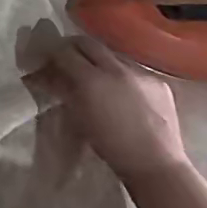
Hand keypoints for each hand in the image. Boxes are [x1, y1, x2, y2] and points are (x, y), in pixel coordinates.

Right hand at [44, 35, 192, 181]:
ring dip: (100, 60)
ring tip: (97, 76)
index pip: (64, 52)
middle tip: (68, 59)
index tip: (48, 59)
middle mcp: (116, 68)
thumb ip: (64, 90)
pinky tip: (124, 91)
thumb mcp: (78, 117)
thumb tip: (49, 75)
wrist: (156, 165)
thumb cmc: (110, 146)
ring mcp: (140, 72)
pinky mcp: (158, 81)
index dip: (53, 53)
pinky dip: (122, 75)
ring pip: (112, 54)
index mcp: (91, 80)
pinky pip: (133, 69)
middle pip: (88, 43)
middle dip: (74, 48)